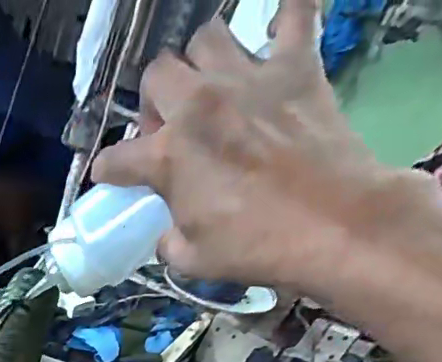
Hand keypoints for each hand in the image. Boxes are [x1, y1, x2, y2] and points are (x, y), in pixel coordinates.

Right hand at [87, 0, 418, 292]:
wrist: (334, 222)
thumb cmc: (254, 246)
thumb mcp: (189, 257)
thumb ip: (168, 235)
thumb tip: (171, 228)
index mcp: (165, 156)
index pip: (113, 158)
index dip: (107, 171)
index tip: (114, 178)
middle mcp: (198, 106)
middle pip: (156, 75)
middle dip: (155, 99)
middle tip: (169, 125)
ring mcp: (249, 80)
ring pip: (207, 36)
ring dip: (201, 59)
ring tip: (211, 85)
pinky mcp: (298, 67)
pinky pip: (296, 13)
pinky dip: (286, 14)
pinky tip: (276, 29)